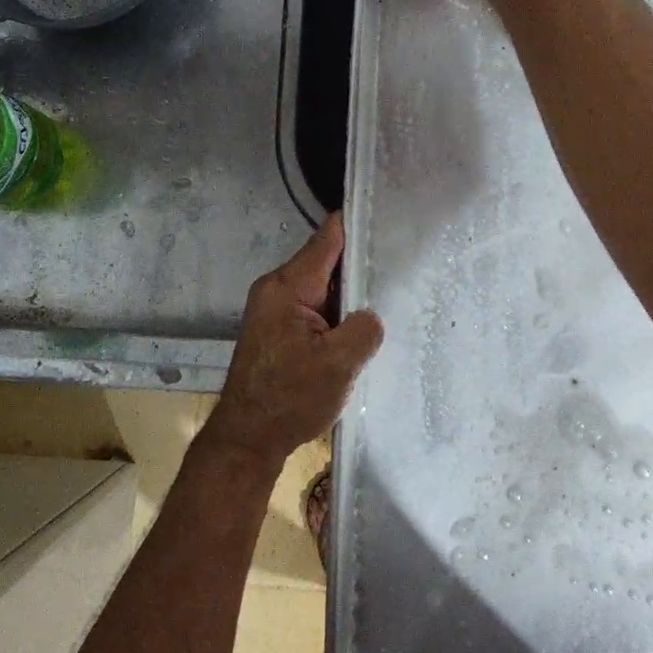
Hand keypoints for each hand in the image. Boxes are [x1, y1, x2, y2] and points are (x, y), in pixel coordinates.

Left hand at [202, 213, 384, 464]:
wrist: (248, 440)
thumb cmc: (290, 399)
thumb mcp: (338, 365)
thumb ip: (363, 329)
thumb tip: (370, 316)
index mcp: (287, 287)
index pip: (328, 239)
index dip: (358, 224)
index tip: (390, 212)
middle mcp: (277, 289)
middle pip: (326, 262)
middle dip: (360, 263)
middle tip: (404, 260)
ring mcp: (276, 310)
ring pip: (323, 288)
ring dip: (350, 295)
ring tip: (391, 291)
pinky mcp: (279, 331)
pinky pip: (315, 309)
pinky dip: (337, 314)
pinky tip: (362, 325)